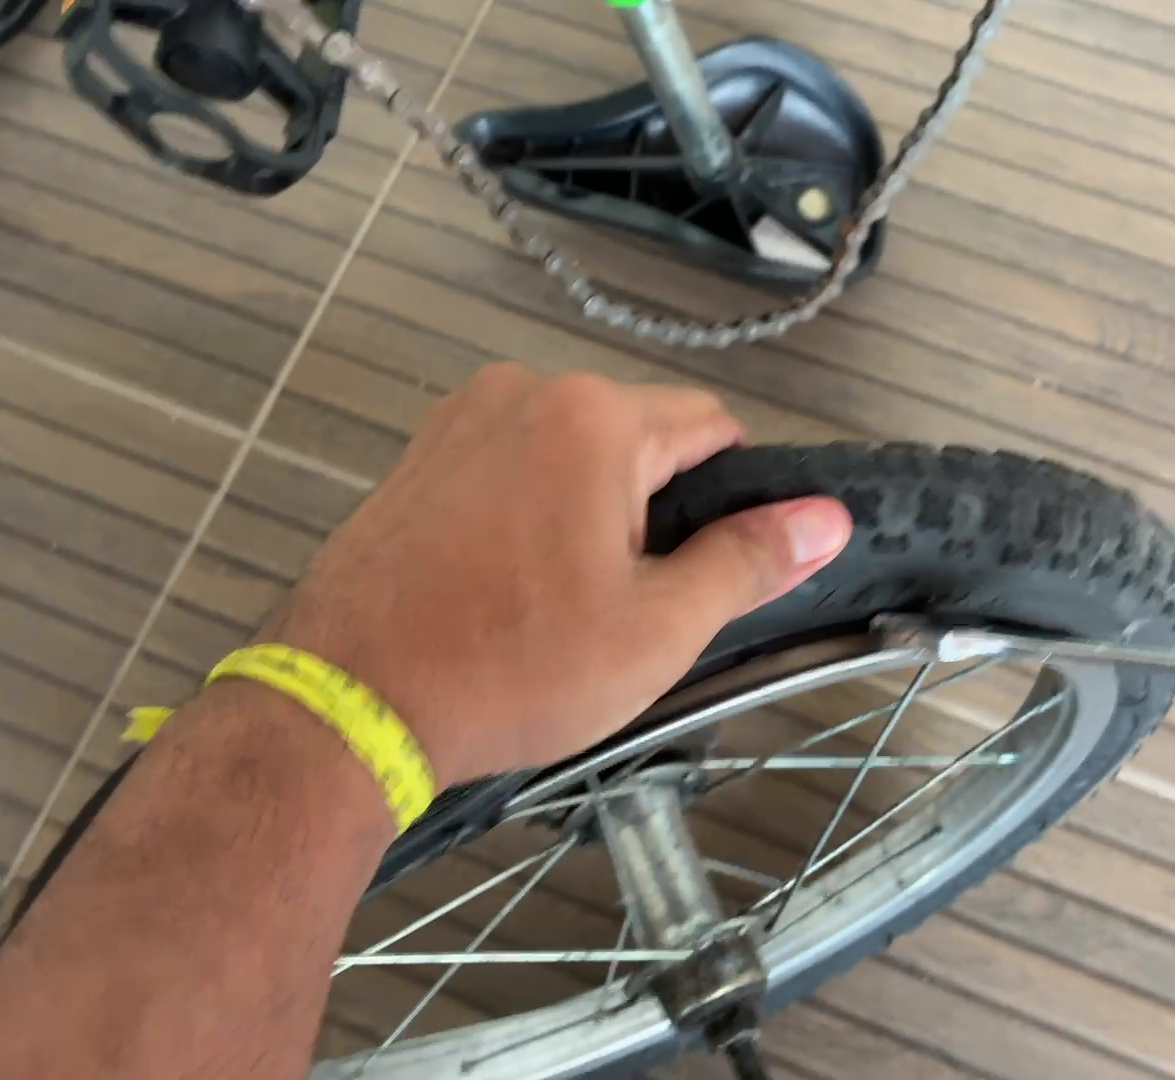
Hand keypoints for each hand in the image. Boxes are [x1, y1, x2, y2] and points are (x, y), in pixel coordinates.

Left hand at [260, 364, 852, 789]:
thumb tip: (827, 517)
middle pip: (641, 437)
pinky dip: (539, 508)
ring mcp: (462, 418)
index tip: (709, 562)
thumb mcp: (658, 625)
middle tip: (633, 598)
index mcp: (595, 418)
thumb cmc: (517, 665)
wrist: (346, 703)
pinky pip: (516, 464)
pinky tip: (513, 580)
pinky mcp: (421, 455)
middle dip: (659, 506)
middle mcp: (526, 390)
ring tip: (569, 597)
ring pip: (577, 453)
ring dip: (598, 509)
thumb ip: (748, 559)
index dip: (731, 494)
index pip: (711, 426)